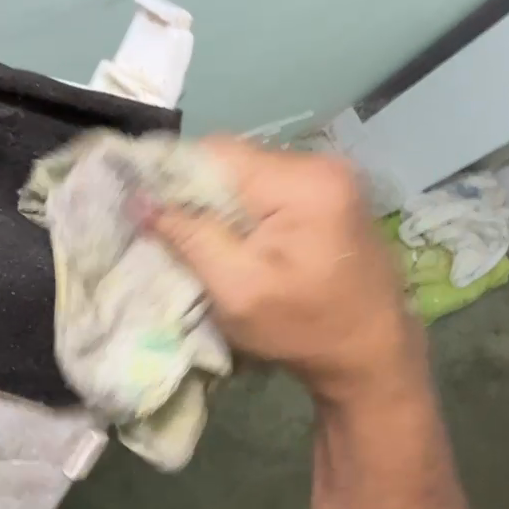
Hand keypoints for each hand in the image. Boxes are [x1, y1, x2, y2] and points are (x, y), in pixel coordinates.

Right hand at [144, 137, 423, 405]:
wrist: (370, 355)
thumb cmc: (302, 328)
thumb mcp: (236, 289)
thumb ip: (189, 237)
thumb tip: (137, 199)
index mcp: (302, 183)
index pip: (215, 153)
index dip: (171, 175)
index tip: (141, 206)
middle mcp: (320, 165)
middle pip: (230, 160)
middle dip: (191, 191)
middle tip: (162, 228)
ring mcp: (328, 178)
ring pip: (243, 173)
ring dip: (212, 201)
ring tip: (191, 237)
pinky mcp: (326, 195)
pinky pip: (263, 187)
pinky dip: (236, 209)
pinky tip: (226, 239)